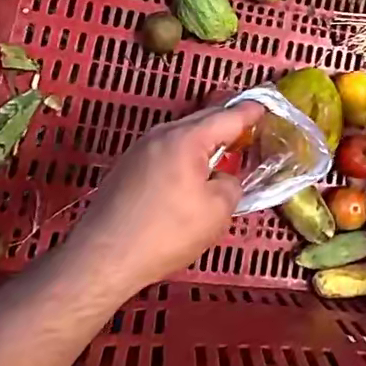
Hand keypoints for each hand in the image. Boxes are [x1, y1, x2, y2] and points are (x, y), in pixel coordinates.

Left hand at [62, 101, 264, 292]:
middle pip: (201, 120)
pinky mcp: (126, 169)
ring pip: (181, 136)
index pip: (226, 117)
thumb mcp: (217, 212)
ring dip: (203, 141)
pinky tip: (189, 175)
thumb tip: (224, 179)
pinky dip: (184, 155)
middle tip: (247, 126)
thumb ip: (232, 185)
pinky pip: (165, 151)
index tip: (262, 108)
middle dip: (226, 122)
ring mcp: (139, 150)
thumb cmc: (165, 232)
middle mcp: (160, 135)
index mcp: (186, 139)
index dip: (248, 113)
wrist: (104, 257)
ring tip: (222, 152)